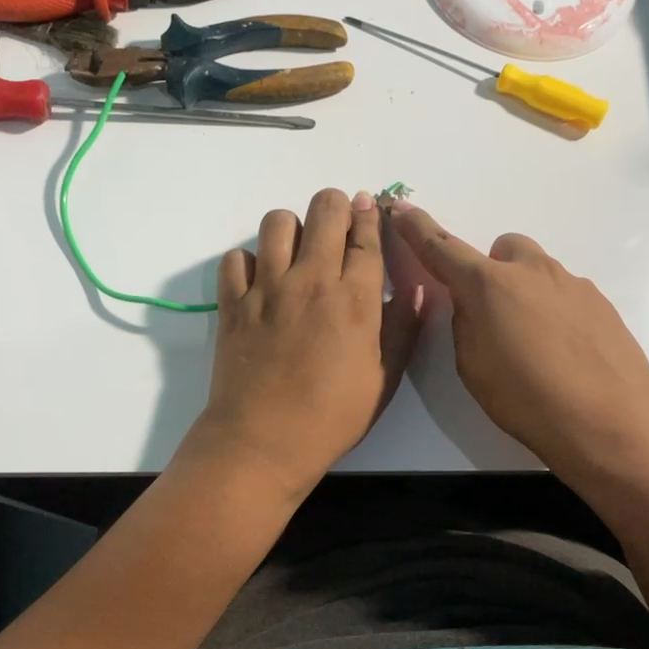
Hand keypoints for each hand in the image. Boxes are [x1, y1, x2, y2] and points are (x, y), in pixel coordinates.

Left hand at [181, 189, 421, 495]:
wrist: (263, 442)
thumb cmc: (331, 418)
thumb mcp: (383, 381)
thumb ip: (402, 331)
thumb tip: (416, 289)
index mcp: (355, 299)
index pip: (365, 236)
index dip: (369, 216)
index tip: (369, 208)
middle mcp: (311, 280)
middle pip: (324, 210)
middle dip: (335, 207)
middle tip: (336, 226)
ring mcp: (267, 288)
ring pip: (277, 222)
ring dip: (291, 228)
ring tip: (295, 252)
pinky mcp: (232, 303)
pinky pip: (235, 258)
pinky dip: (247, 261)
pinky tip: (259, 281)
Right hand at [388, 203, 648, 474]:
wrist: (610, 421)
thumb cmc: (527, 400)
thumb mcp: (473, 368)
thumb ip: (466, 324)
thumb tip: (474, 305)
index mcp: (489, 286)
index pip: (441, 247)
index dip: (416, 228)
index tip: (401, 209)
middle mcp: (532, 272)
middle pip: (503, 249)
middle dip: (492, 271)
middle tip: (493, 316)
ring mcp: (572, 283)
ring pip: (538, 273)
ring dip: (526, 295)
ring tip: (534, 347)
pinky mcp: (601, 302)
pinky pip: (565, 295)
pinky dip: (556, 314)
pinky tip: (564, 355)